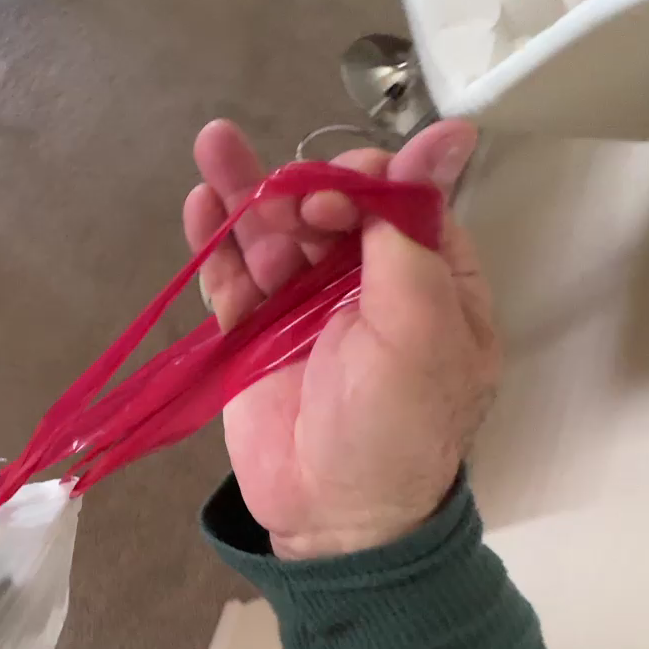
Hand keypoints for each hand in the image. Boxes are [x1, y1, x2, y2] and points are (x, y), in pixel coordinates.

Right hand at [183, 119, 497, 558]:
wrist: (331, 515)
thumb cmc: (393, 428)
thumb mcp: (421, 330)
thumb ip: (416, 234)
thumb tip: (449, 133)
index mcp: (422, 279)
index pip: (396, 204)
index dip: (365, 185)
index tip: (336, 198)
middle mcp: (360, 287)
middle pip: (325, 213)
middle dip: (299, 188)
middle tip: (279, 195)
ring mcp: (299, 313)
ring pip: (270, 240)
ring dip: (244, 194)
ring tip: (213, 145)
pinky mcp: (250, 340)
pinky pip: (232, 285)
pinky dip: (215, 248)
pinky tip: (198, 207)